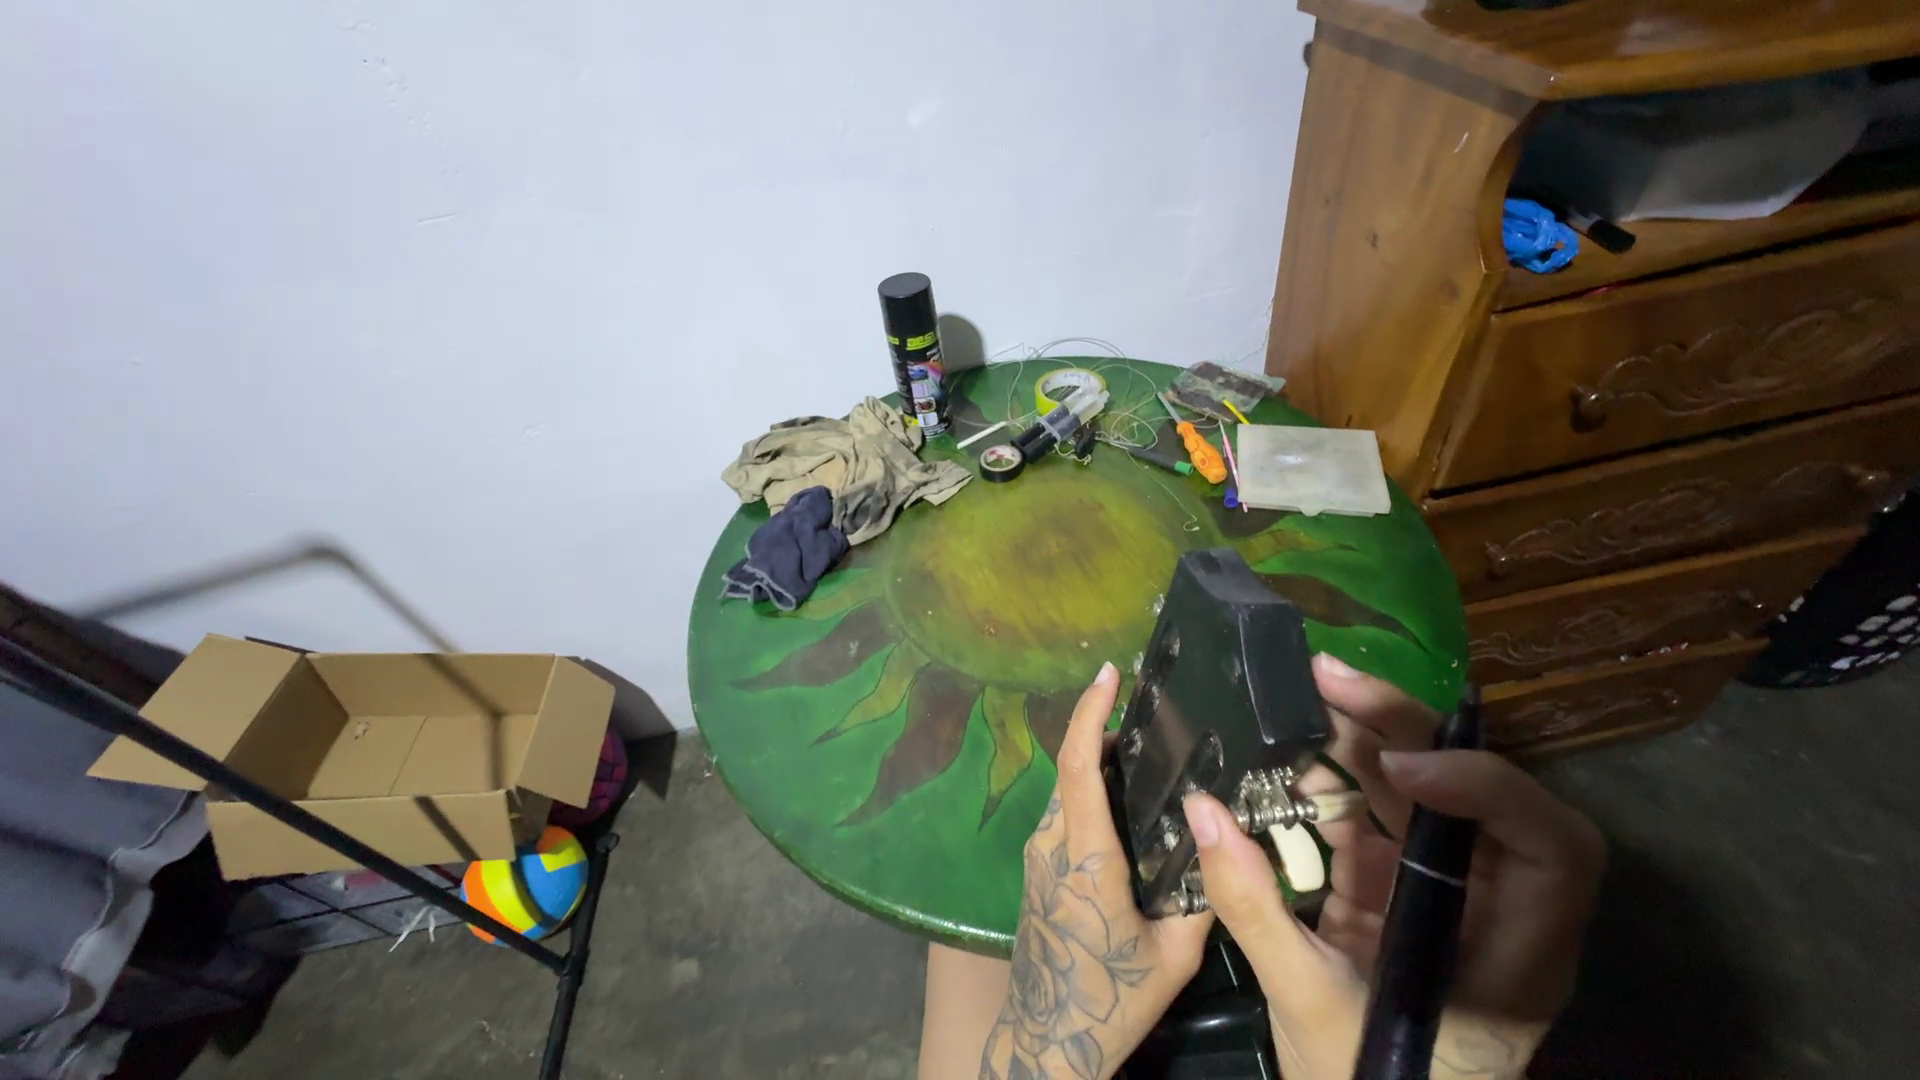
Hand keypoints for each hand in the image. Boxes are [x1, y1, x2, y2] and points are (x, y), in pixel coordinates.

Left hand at [981, 661, 1213, 1079]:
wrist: (1048, 1036)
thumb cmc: (1111, 998)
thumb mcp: (1173, 955)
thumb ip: (1202, 899)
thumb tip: (1224, 847)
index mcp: (1086, 855)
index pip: (1079, 765)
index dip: (1090, 712)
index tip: (1109, 675)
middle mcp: (1052, 842)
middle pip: (1071, 767)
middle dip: (1102, 729)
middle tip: (1148, 715)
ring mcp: (1036, 853)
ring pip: (1064, 788)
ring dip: (1095, 760)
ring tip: (1143, 755)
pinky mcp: (1035, 866)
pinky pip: (1061, 811)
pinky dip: (1087, 789)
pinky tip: (1122, 802)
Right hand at [1183, 654, 1605, 1079]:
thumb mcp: (1306, 1006)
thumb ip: (1254, 906)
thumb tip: (1200, 808)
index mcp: (1515, 957)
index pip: (1549, 850)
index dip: (1487, 789)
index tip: (1398, 766)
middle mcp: (1496, 911)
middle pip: (1476, 796)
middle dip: (1403, 728)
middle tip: (1326, 678)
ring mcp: (1446, 895)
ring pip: (1422, 794)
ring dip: (1361, 742)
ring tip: (1296, 706)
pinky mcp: (1398, 890)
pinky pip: (1375, 820)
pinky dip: (1331, 788)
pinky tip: (1286, 771)